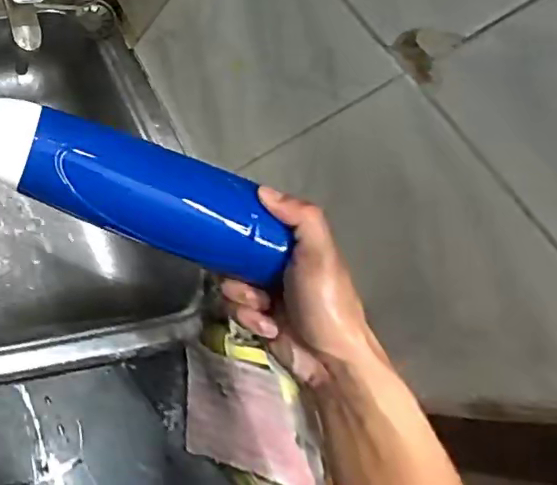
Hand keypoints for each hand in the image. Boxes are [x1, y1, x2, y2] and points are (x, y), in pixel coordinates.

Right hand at [219, 186, 384, 388]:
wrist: (333, 366)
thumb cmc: (328, 305)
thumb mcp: (321, 256)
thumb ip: (301, 219)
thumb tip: (263, 191)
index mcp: (294, 249)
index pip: (258, 225)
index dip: (240, 221)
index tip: (223, 220)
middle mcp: (278, 269)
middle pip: (233, 253)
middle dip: (232, 267)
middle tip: (244, 279)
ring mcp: (266, 295)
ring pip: (229, 280)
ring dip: (239, 294)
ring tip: (260, 307)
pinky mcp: (257, 319)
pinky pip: (233, 307)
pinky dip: (246, 316)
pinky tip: (266, 325)